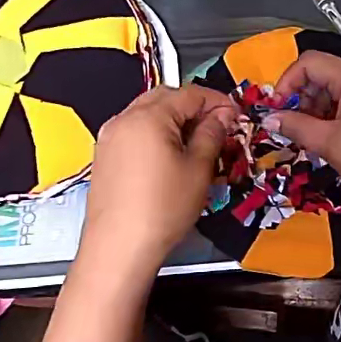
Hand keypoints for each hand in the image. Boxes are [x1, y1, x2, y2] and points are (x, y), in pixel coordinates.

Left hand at [81, 85, 237, 264]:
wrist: (119, 247)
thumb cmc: (162, 209)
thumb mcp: (199, 169)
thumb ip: (212, 134)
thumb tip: (221, 116)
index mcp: (148, 117)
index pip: (190, 94)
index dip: (218, 101)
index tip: (236, 114)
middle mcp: (124, 120)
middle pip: (166, 97)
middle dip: (195, 106)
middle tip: (219, 124)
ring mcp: (110, 138)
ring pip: (148, 112)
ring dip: (175, 118)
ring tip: (199, 141)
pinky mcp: (105, 156)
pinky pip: (135, 130)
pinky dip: (157, 132)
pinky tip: (173, 154)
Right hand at [266, 51, 340, 207]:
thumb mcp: (328, 143)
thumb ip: (295, 126)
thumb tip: (270, 118)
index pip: (310, 62)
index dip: (287, 82)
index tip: (277, 108)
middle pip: (325, 73)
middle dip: (303, 97)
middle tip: (294, 126)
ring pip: (338, 88)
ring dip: (319, 108)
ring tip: (313, 136)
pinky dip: (337, 114)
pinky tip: (332, 137)